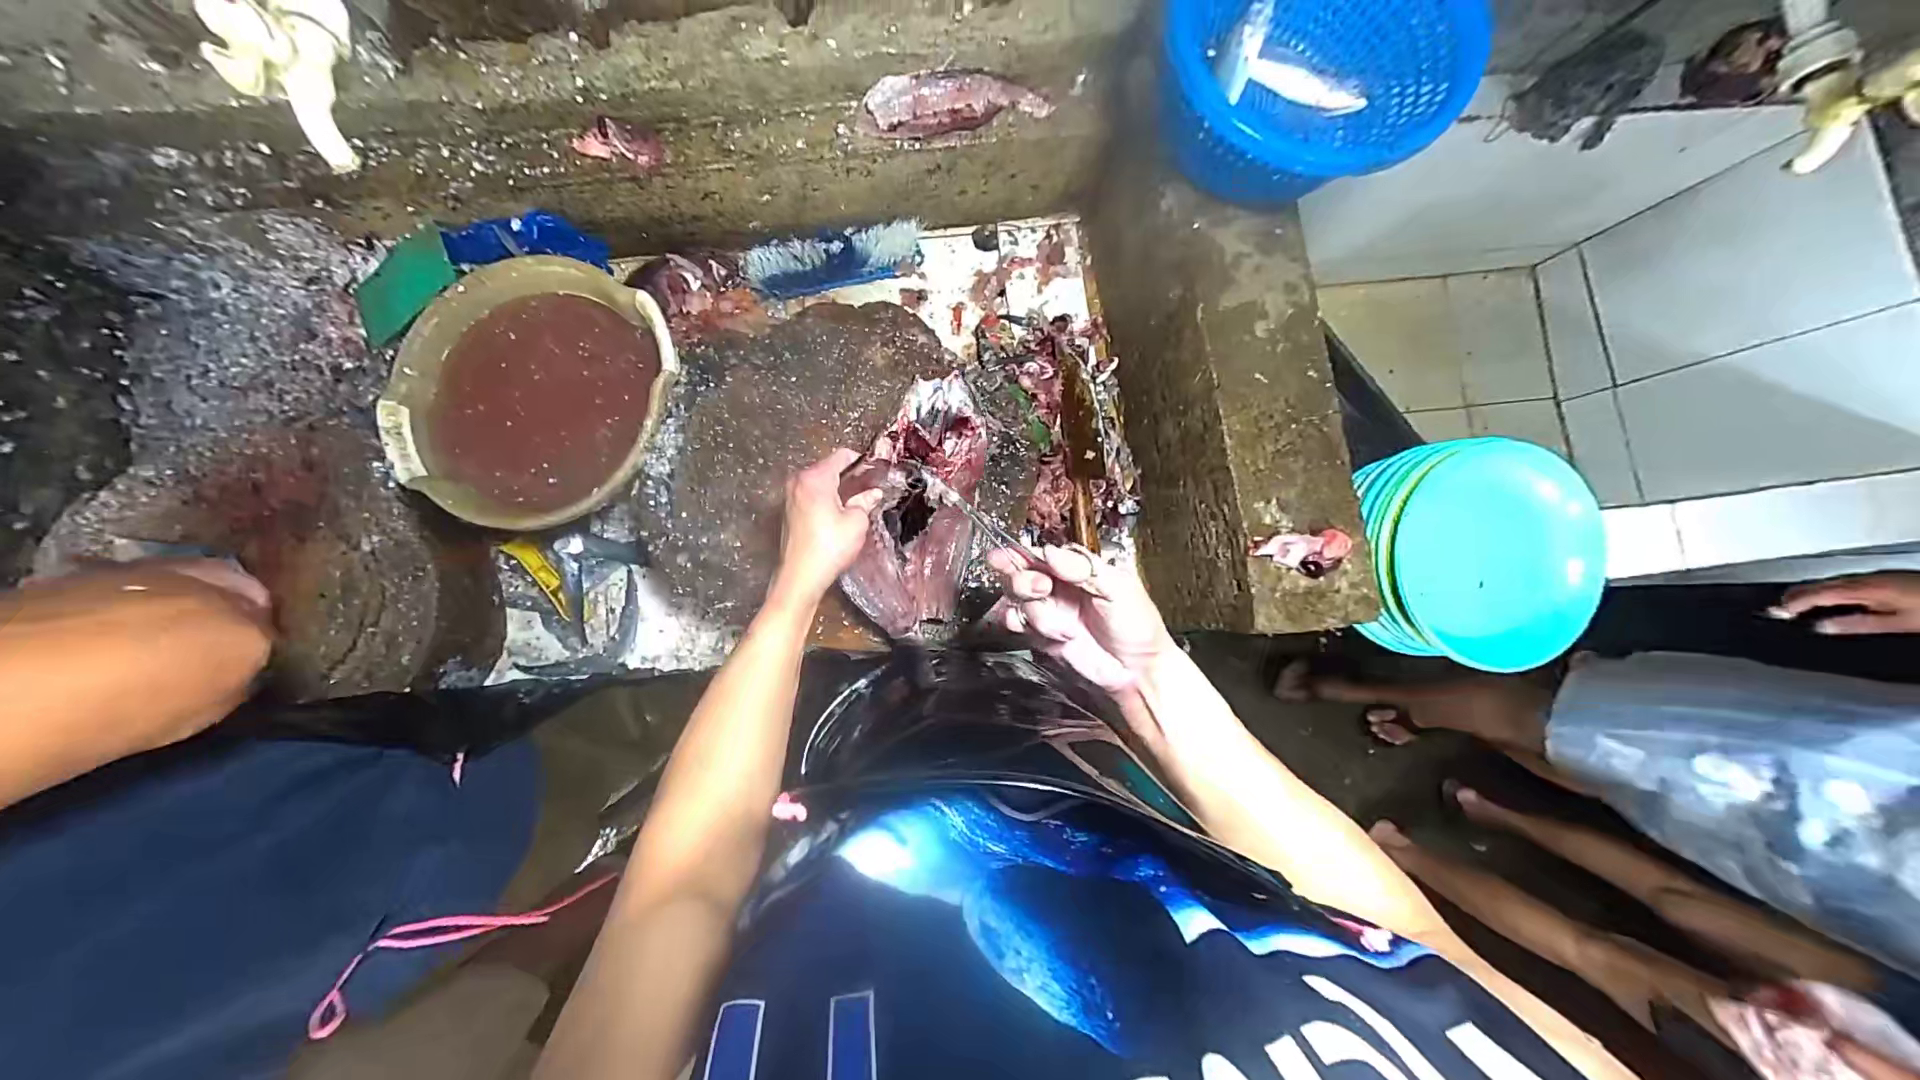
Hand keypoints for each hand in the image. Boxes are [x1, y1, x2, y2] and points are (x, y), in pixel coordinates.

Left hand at [772, 448, 885, 602]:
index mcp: (815, 478)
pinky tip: (838, 514)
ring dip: (837, 489)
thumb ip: (865, 502)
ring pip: (820, 483)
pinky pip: (811, 496)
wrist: (800, 577)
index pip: (841, 456)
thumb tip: (872, 494)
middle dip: (849, 477)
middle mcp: (798, 482)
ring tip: (856, 503)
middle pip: (829, 468)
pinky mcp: (788, 511)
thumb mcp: (856, 523)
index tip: (876, 471)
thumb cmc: (829, 548)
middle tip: (869, 489)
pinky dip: (825, 500)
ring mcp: (790, 496)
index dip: (862, 462)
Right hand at [986, 544, 1176, 692]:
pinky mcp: (1040, 635)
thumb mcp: (1118, 587)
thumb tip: (1050, 552)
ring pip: (1017, 599)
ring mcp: (1048, 612)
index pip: (1041, 554)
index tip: (1006, 555)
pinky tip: (1041, 630)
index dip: (1020, 553)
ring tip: (1062, 625)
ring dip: (1035, 611)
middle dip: (1025, 580)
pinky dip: (1019, 624)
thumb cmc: (1138, 628)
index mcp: (1076, 570)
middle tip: (1042, 588)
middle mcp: (1058, 589)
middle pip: (1021, 574)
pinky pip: (1014, 622)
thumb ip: (1083, 567)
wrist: (1137, 671)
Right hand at [1771, 572, 1919, 634]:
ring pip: (1831, 582)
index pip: (1814, 594)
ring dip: (1812, 594)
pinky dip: (1830, 591)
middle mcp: (1865, 578)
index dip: (1791, 604)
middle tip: (1780, 611)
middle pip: (1818, 585)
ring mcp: (1877, 576)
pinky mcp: (1887, 578)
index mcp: (1863, 589)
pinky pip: (1846, 582)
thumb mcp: (1901, 624)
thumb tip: (1821, 626)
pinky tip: (1833, 600)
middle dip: (1795, 597)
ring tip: (1800, 606)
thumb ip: (1858, 624)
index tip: (1776, 614)